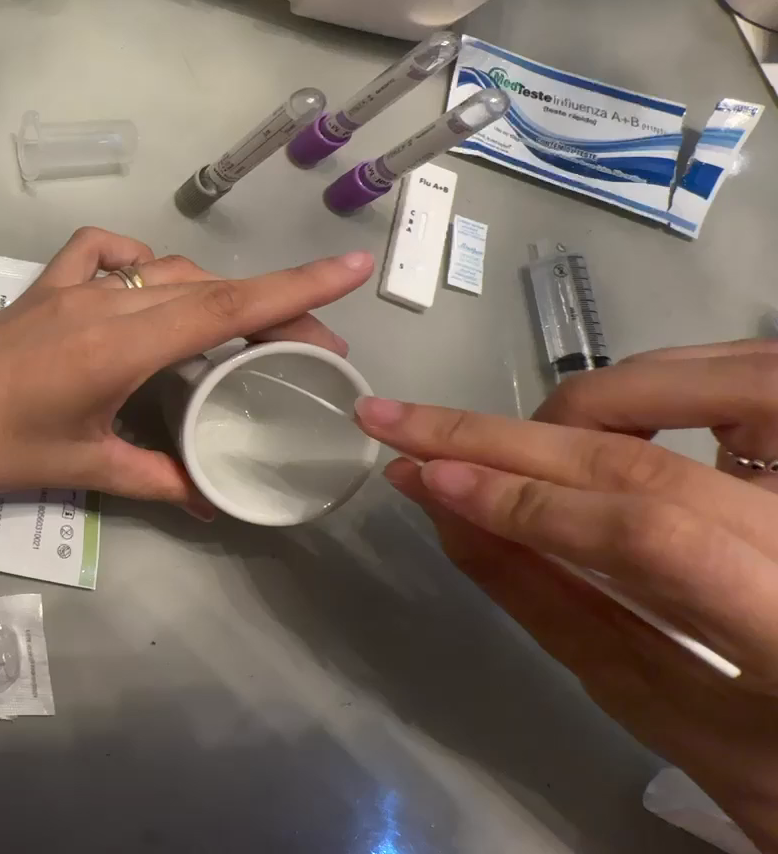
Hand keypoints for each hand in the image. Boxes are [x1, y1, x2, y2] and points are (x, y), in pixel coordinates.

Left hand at [0, 227, 372, 517]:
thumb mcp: (81, 468)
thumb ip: (155, 478)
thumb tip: (210, 499)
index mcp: (117, 347)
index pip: (224, 309)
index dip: (294, 288)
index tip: (353, 267)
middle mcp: (99, 305)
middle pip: (203, 289)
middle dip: (266, 308)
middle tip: (308, 346)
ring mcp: (65, 290)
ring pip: (159, 271)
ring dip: (207, 289)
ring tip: (237, 328)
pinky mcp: (38, 291)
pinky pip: (98, 253)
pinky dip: (134, 259)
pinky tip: (143, 287)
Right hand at [356, 370, 777, 850]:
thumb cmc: (759, 752)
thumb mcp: (644, 695)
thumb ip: (537, 591)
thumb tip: (435, 498)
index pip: (653, 539)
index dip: (525, 502)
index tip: (422, 477)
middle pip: (642, 461)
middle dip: (495, 436)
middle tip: (392, 419)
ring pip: (699, 388)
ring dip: (569, 404)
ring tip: (497, 438)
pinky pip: (732, 382)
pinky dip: (639, 387)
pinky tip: (580, 424)